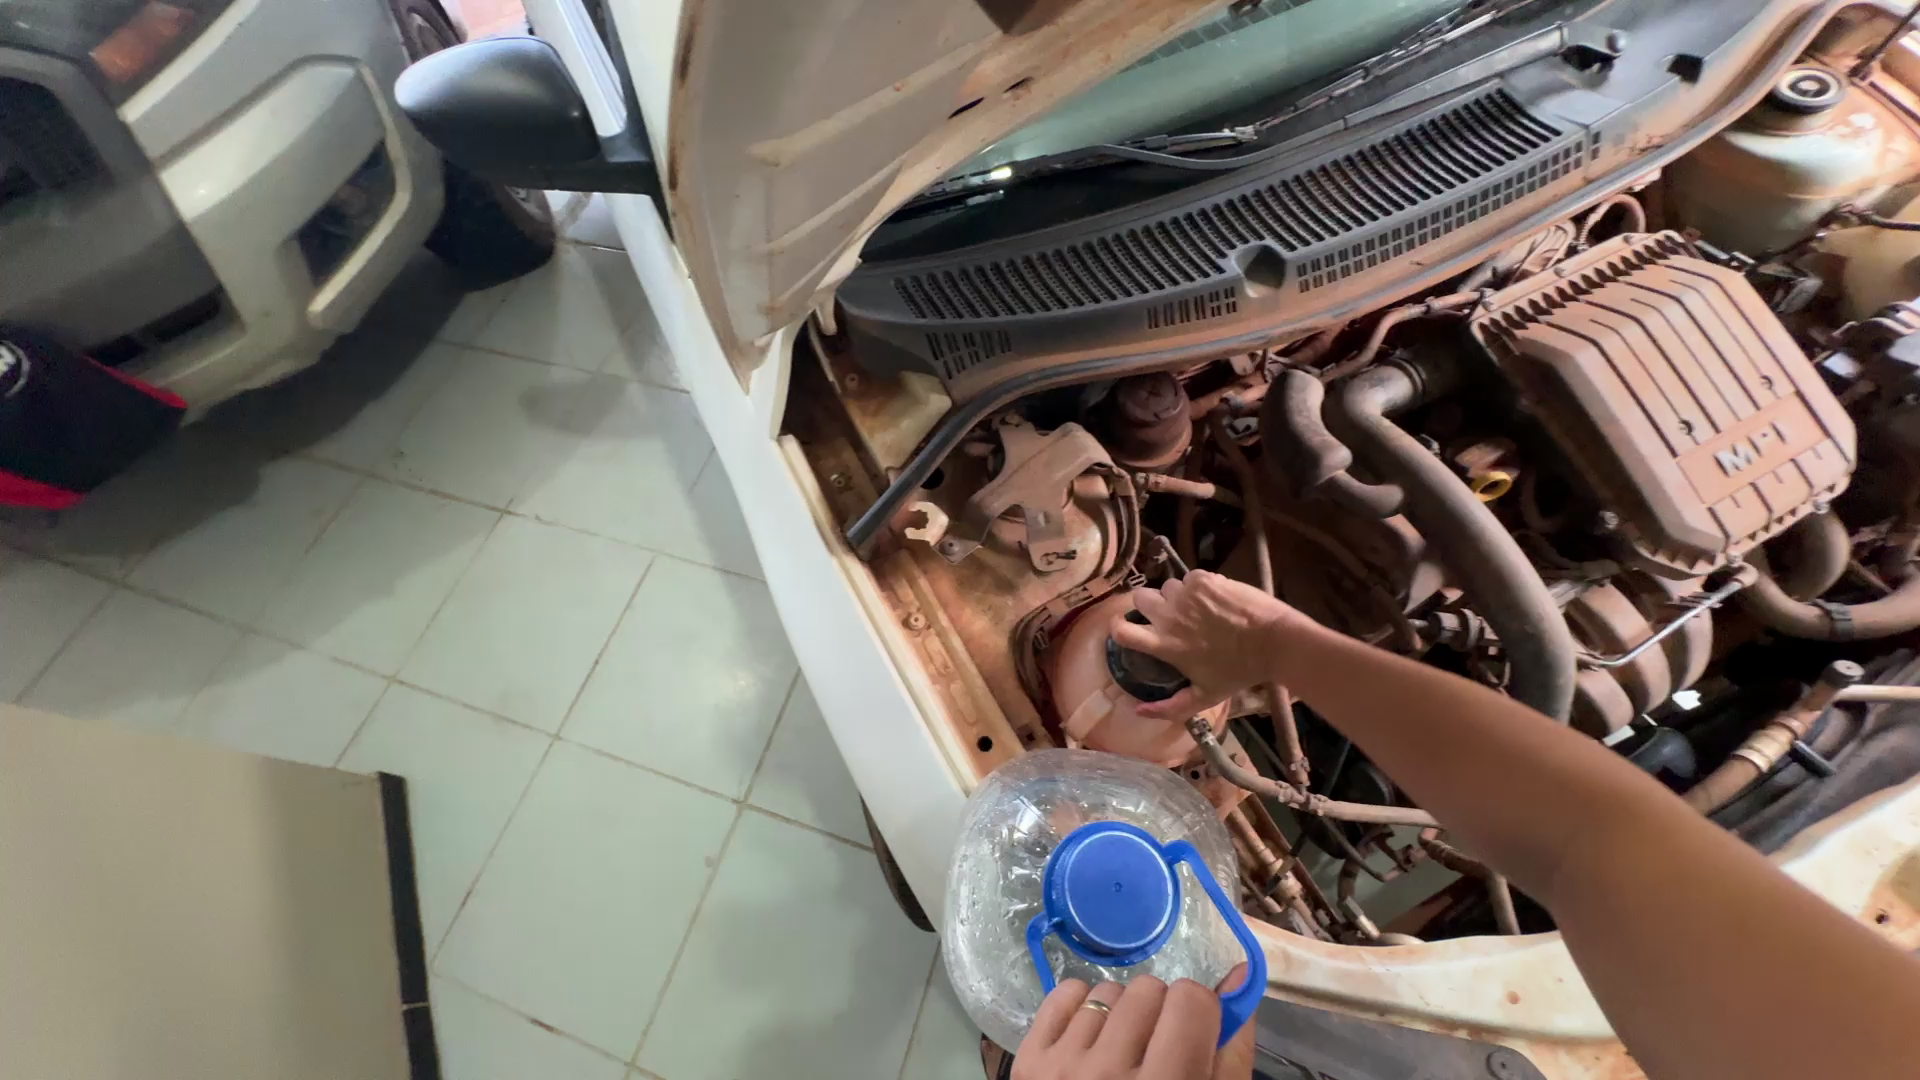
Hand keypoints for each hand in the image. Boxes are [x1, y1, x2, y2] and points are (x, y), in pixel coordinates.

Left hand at [1013, 974, 1254, 1079]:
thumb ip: (1230, 1054)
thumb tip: (1238, 975)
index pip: (1191, 999)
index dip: (1199, 1013)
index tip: (1195, 1035)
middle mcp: (1112, 1075)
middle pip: (1148, 988)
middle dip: (1160, 1014)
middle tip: (1158, 1052)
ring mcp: (1065, 1065)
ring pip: (1108, 990)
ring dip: (1122, 1015)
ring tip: (1123, 1055)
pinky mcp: (1030, 1059)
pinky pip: (1067, 992)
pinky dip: (1083, 1008)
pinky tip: (1093, 1042)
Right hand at [1109, 570, 1310, 721]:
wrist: (1275, 641)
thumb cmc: (1239, 672)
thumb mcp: (1204, 696)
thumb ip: (1170, 707)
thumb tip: (1138, 710)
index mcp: (1165, 644)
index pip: (1122, 631)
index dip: (1118, 627)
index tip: (1123, 627)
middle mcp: (1169, 616)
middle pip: (1140, 598)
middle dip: (1150, 605)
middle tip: (1168, 616)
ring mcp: (1186, 595)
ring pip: (1168, 587)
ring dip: (1177, 596)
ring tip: (1197, 609)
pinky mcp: (1204, 579)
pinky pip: (1190, 578)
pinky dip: (1199, 587)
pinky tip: (1214, 600)